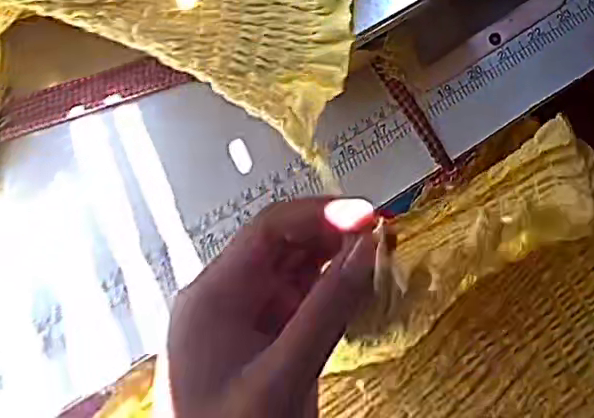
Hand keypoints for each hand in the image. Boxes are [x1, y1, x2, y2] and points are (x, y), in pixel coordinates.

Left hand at [168, 197, 379, 417]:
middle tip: (382, 238)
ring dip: (337, 259)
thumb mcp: (281, 381)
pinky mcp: (263, 342)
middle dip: (334, 235)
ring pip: (297, 267)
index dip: (323, 213)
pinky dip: (332, 290)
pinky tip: (359, 292)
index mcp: (211, 296)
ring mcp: (243, 320)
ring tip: (377, 260)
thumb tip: (370, 245)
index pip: (270, 228)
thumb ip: (328, 309)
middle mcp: (224, 298)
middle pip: (285, 243)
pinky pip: (301, 298)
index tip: (371, 217)